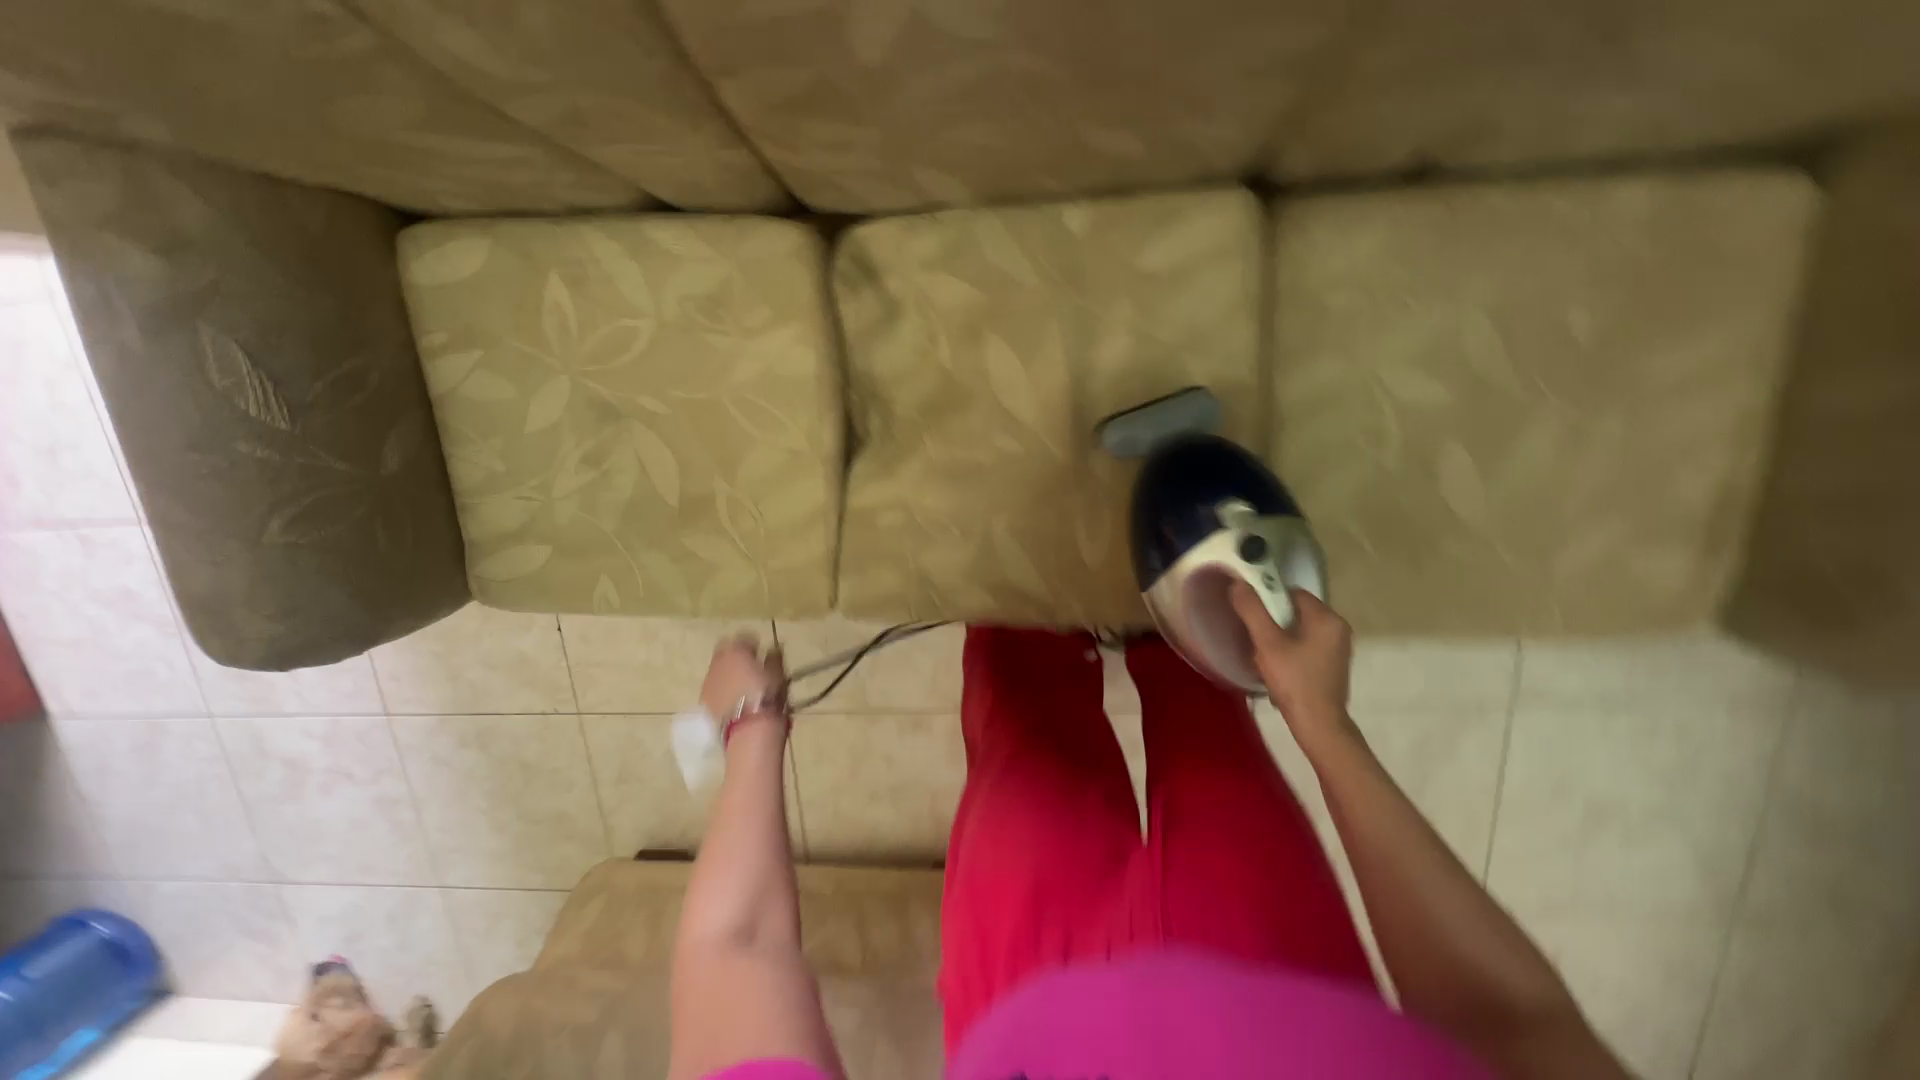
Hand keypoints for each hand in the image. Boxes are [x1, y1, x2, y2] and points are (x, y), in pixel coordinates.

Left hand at [699, 635, 786, 729]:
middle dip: (737, 656)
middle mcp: (718, 661)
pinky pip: (715, 687)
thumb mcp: (777, 674)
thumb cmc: (765, 695)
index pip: (744, 637)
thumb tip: (773, 649)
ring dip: (729, 673)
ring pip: (719, 670)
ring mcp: (708, 680)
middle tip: (751, 666)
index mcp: (736, 650)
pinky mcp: (704, 700)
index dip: (754, 643)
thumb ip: (774, 658)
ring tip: (743, 685)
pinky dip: (724, 688)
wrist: (745, 728)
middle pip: (727, 652)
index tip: (762, 651)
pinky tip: (735, 699)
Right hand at [1229, 582, 1357, 743]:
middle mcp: (1339, 628)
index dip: (1269, 601)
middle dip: (1274, 622)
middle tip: (1257, 640)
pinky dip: (1293, 650)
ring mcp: (1339, 647)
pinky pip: (1309, 645)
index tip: (1253, 618)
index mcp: (1327, 618)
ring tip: (1266, 656)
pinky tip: (1281, 668)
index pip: (1293, 593)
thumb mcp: (1267, 643)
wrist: (1318, 723)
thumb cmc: (1293, 680)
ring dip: (1282, 638)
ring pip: (1301, 630)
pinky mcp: (1335, 663)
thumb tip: (1238, 583)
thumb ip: (1252, 611)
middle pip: (1297, 612)